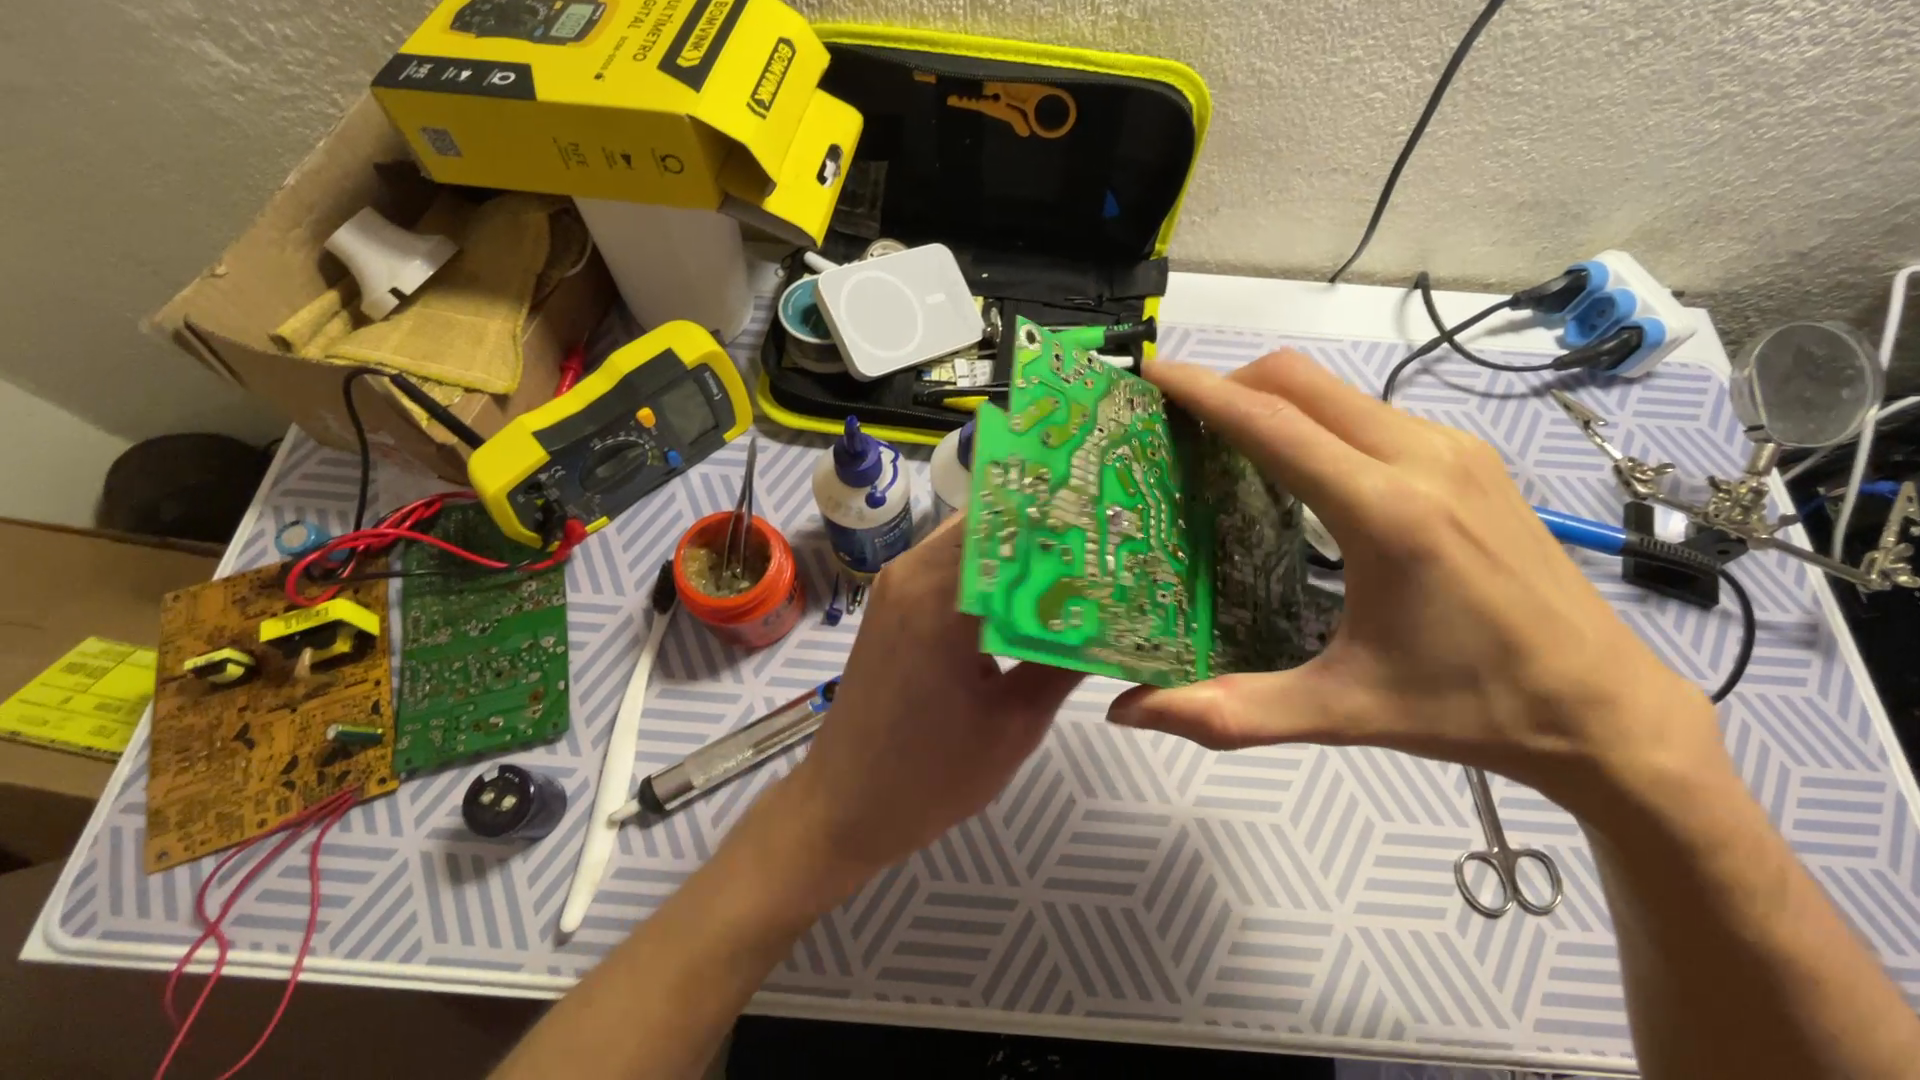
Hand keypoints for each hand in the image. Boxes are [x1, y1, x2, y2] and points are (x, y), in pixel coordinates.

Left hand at [778, 519, 1083, 888]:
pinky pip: (950, 568)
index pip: (1013, 520)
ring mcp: (897, 587)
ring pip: (971, 542)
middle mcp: (912, 572)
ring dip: (1020, 550)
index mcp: (941, 593)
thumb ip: (1064, 661)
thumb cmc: (931, 775)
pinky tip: (1032, 598)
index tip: (1117, 523)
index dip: (1065, 516)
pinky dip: (991, 573)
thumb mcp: (1015, 723)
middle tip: (1109, 544)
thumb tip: (1116, 618)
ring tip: (1082, 566)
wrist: (845, 807)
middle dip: (1048, 529)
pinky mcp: (893, 607)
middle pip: (991, 522)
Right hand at [1109, 350, 1726, 812]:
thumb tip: (1130, 712)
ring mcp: (1455, 451)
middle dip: (1230, 383)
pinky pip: (1371, 413)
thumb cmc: (1468, 708)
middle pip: (1302, 382)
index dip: (1202, 391)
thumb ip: (1230, 711)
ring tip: (1224, 443)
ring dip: (1274, 399)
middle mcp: (1423, 458)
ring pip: (1339, 391)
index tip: (1148, 371)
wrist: (1604, 706)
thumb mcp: (1340, 711)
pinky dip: (1316, 419)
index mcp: (1387, 513)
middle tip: (1175, 420)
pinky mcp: (1471, 459)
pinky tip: (1300, 469)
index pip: (1273, 425)